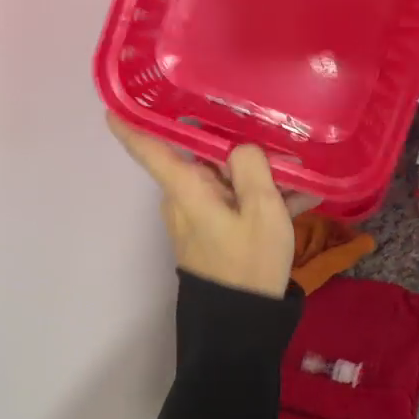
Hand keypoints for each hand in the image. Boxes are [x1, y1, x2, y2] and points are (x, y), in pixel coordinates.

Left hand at [108, 114, 314, 298]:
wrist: (242, 321)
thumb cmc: (249, 262)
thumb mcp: (263, 211)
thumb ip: (252, 168)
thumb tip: (243, 148)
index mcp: (186, 189)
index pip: (147, 148)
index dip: (130, 120)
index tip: (114, 97)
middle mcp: (184, 198)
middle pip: (202, 156)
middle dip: (238, 143)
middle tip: (277, 132)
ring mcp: (199, 216)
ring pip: (227, 178)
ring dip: (262, 174)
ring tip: (303, 171)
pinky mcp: (215, 232)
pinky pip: (237, 201)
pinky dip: (265, 197)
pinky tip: (303, 195)